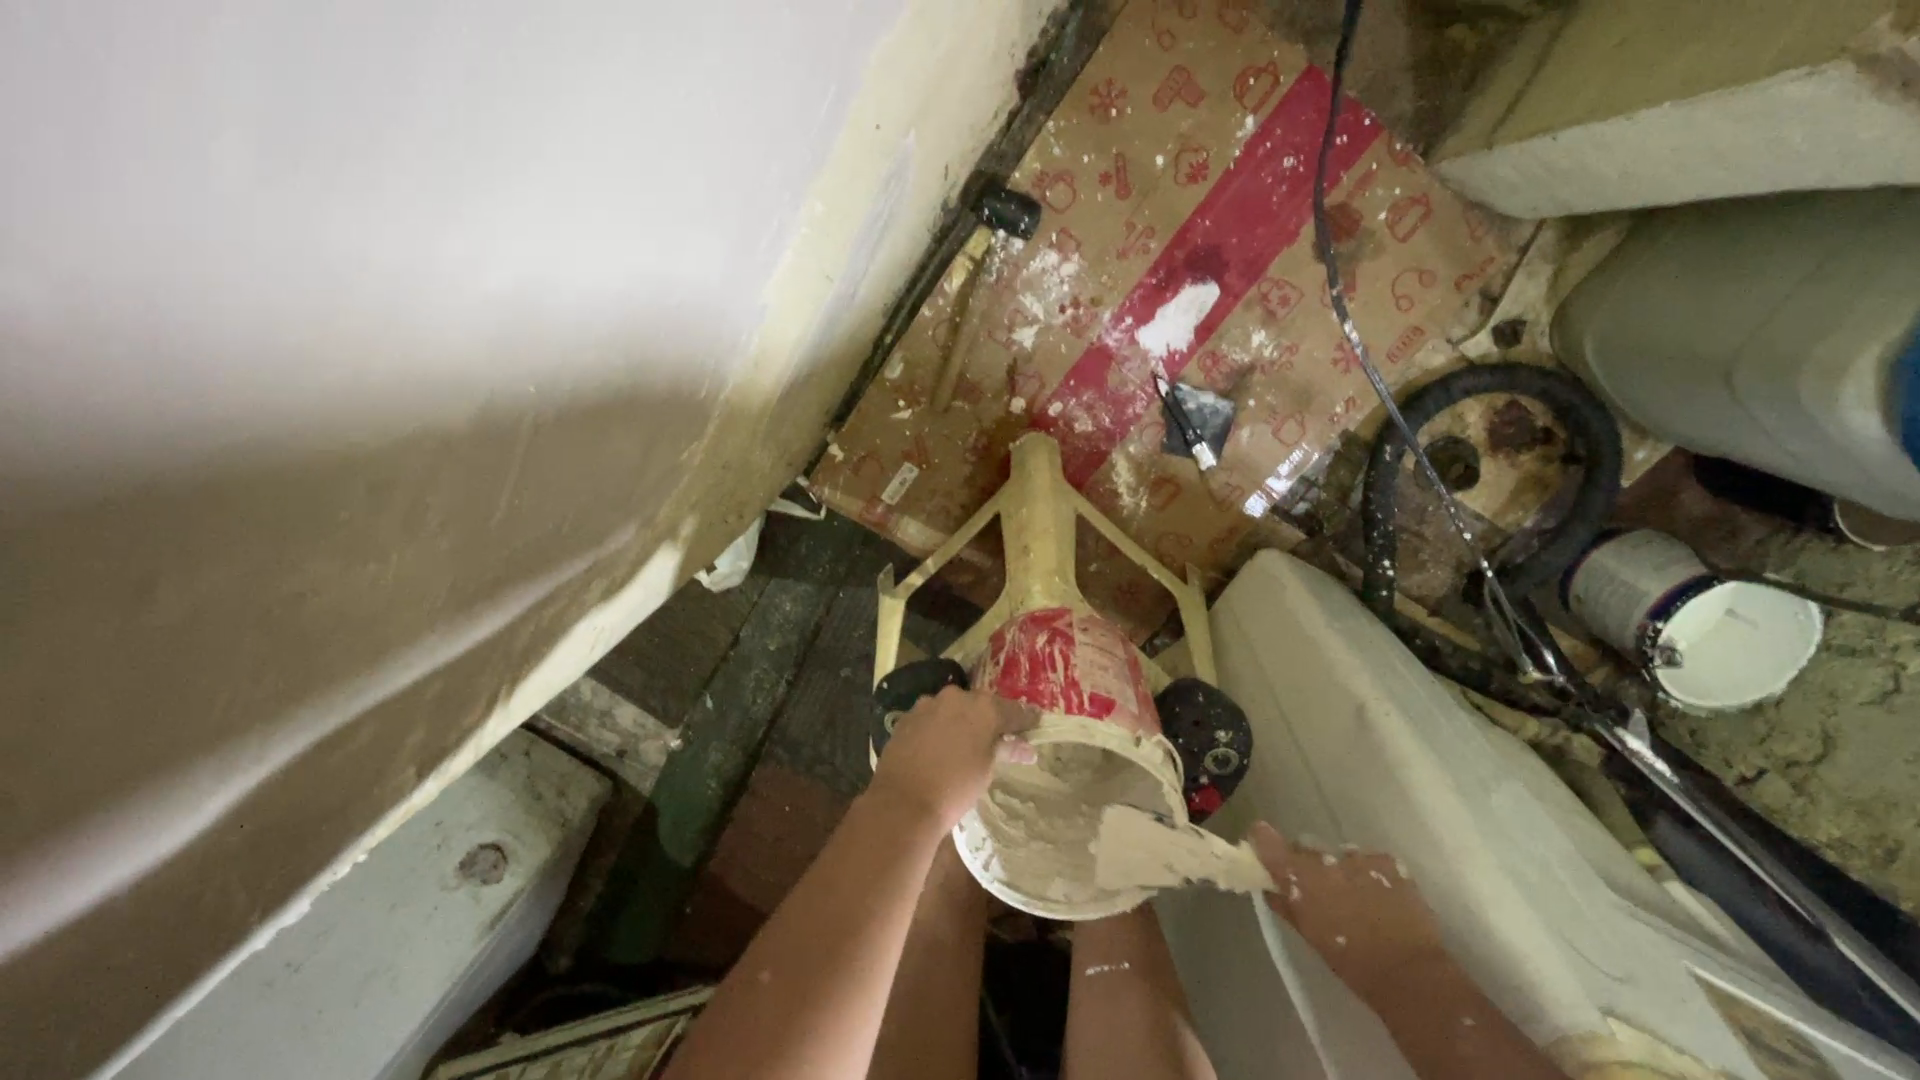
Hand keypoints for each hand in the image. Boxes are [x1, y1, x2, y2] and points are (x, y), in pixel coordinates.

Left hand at [869, 686, 1037, 830]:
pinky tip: (941, 745)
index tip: (1035, 726)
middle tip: (999, 736)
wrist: (903, 801)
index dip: (1026, 719)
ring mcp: (928, 704)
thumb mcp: (987, 769)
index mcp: (983, 707)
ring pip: (953, 708)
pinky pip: (932, 717)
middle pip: (981, 705)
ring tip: (967, 742)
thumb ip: (1005, 749)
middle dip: (991, 718)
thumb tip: (1026, 748)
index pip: (1013, 710)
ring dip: (963, 721)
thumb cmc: (956, 787)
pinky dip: (940, 727)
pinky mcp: (907, 717)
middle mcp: (956, 697)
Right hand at [1248, 822, 1446, 999]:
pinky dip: (1369, 873)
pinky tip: (1380, 896)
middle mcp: (1325, 861)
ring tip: (1356, 896)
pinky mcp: (1389, 862)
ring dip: (1340, 869)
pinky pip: (1370, 861)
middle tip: (1317, 888)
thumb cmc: (1352, 963)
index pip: (1267, 841)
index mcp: (1300, 879)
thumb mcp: (1311, 938)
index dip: (1262, 839)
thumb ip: (1288, 908)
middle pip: (1305, 848)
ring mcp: (1358, 859)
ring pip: (1339, 854)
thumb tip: (1271, 890)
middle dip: (1306, 863)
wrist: (1410, 973)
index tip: (1261, 844)